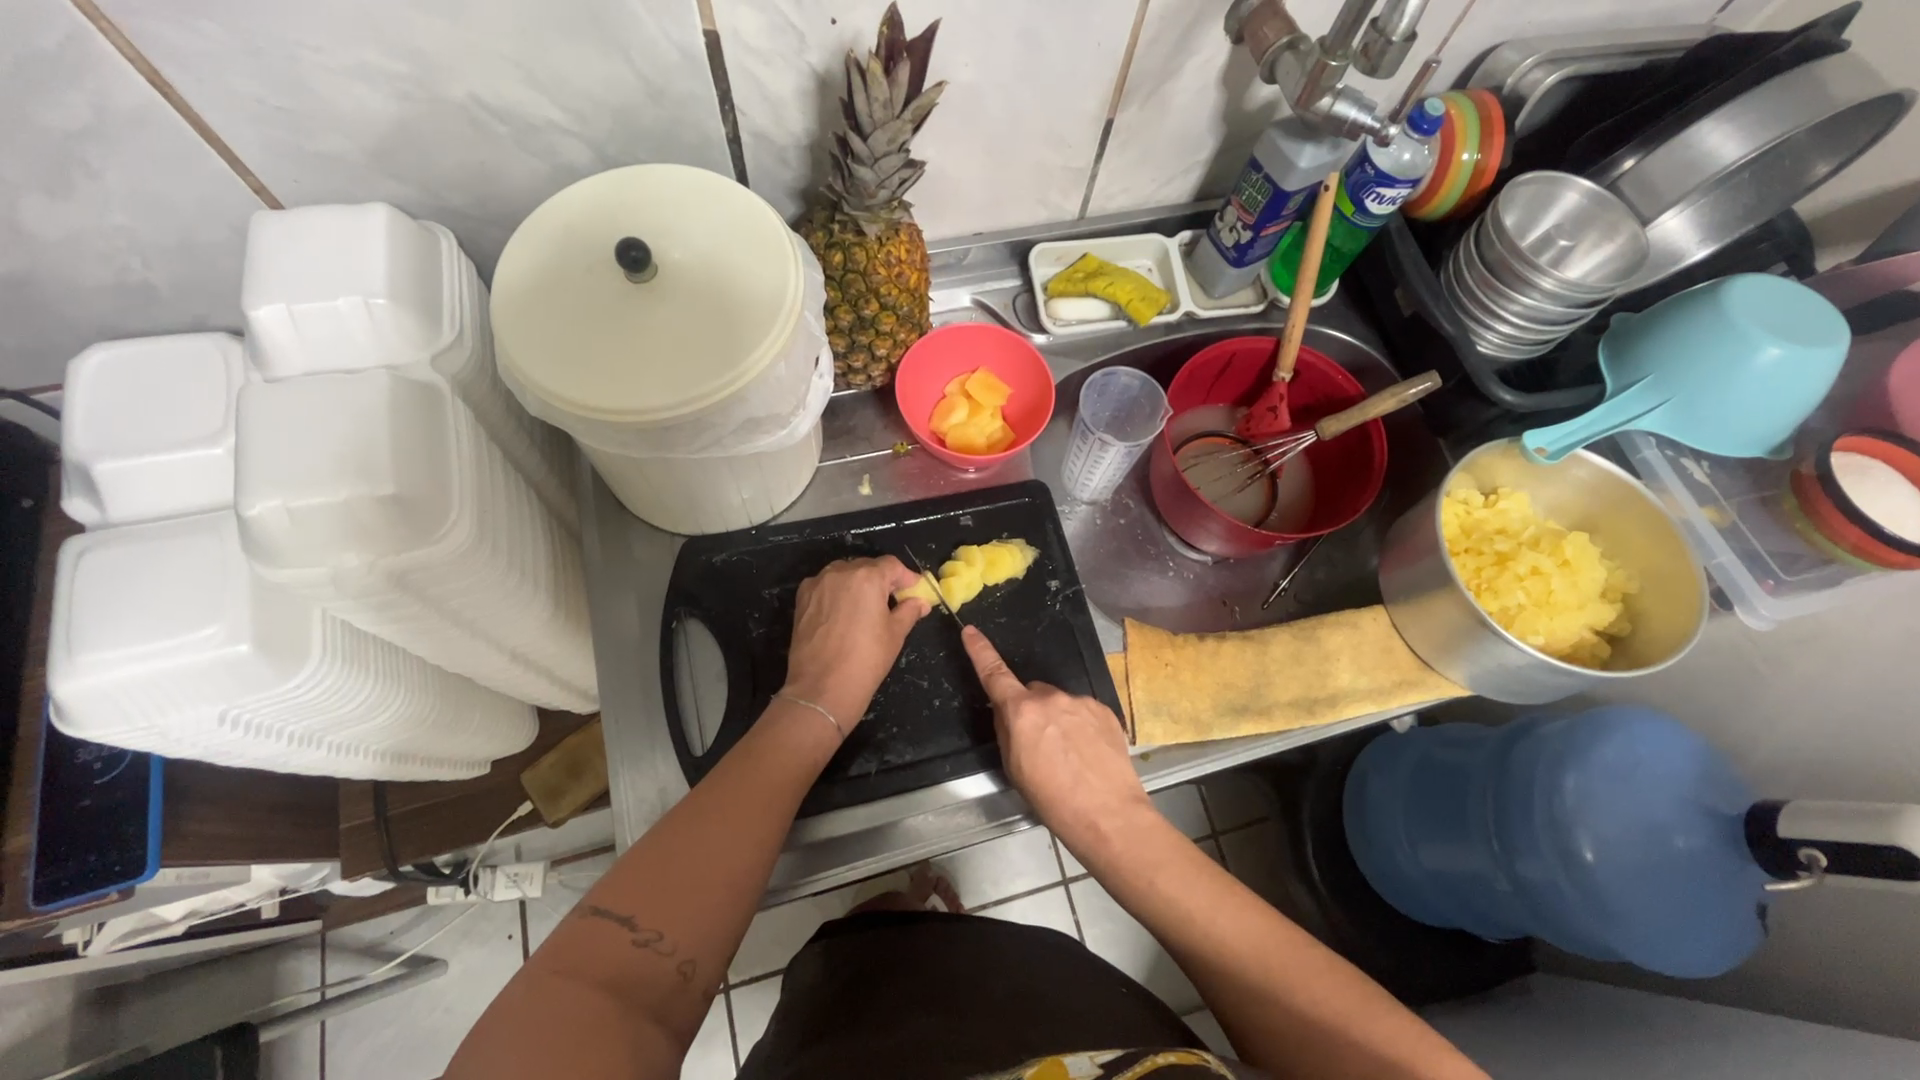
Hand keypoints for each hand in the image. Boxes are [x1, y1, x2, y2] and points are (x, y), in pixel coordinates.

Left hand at [783, 556, 928, 728]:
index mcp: (867, 577)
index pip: (892, 565)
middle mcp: (840, 572)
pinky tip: (843, 612)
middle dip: (882, 580)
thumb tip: (921, 602)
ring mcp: (817, 584)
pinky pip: (825, 586)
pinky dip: (837, 592)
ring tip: (866, 606)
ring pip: (844, 573)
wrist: (822, 687)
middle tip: (893, 600)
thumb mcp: (895, 634)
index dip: (906, 576)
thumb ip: (909, 611)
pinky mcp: (802, 599)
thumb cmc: (866, 659)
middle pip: (866, 567)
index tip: (914, 590)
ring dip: (858, 584)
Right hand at [962, 625, 1153, 854]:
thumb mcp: (1013, 769)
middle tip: (1037, 744)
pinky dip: (1080, 726)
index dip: (979, 651)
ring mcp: (1081, 701)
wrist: (1108, 814)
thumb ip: (1006, 731)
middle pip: (1031, 693)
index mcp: (1021, 712)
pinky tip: (1087, 754)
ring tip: (1068, 756)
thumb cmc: (1052, 799)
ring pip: (1059, 703)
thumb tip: (1006, 713)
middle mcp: (1051, 698)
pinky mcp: (1105, 710)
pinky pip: (1083, 711)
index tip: (970, 631)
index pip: (994, 674)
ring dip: (1058, 719)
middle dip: (1030, 710)